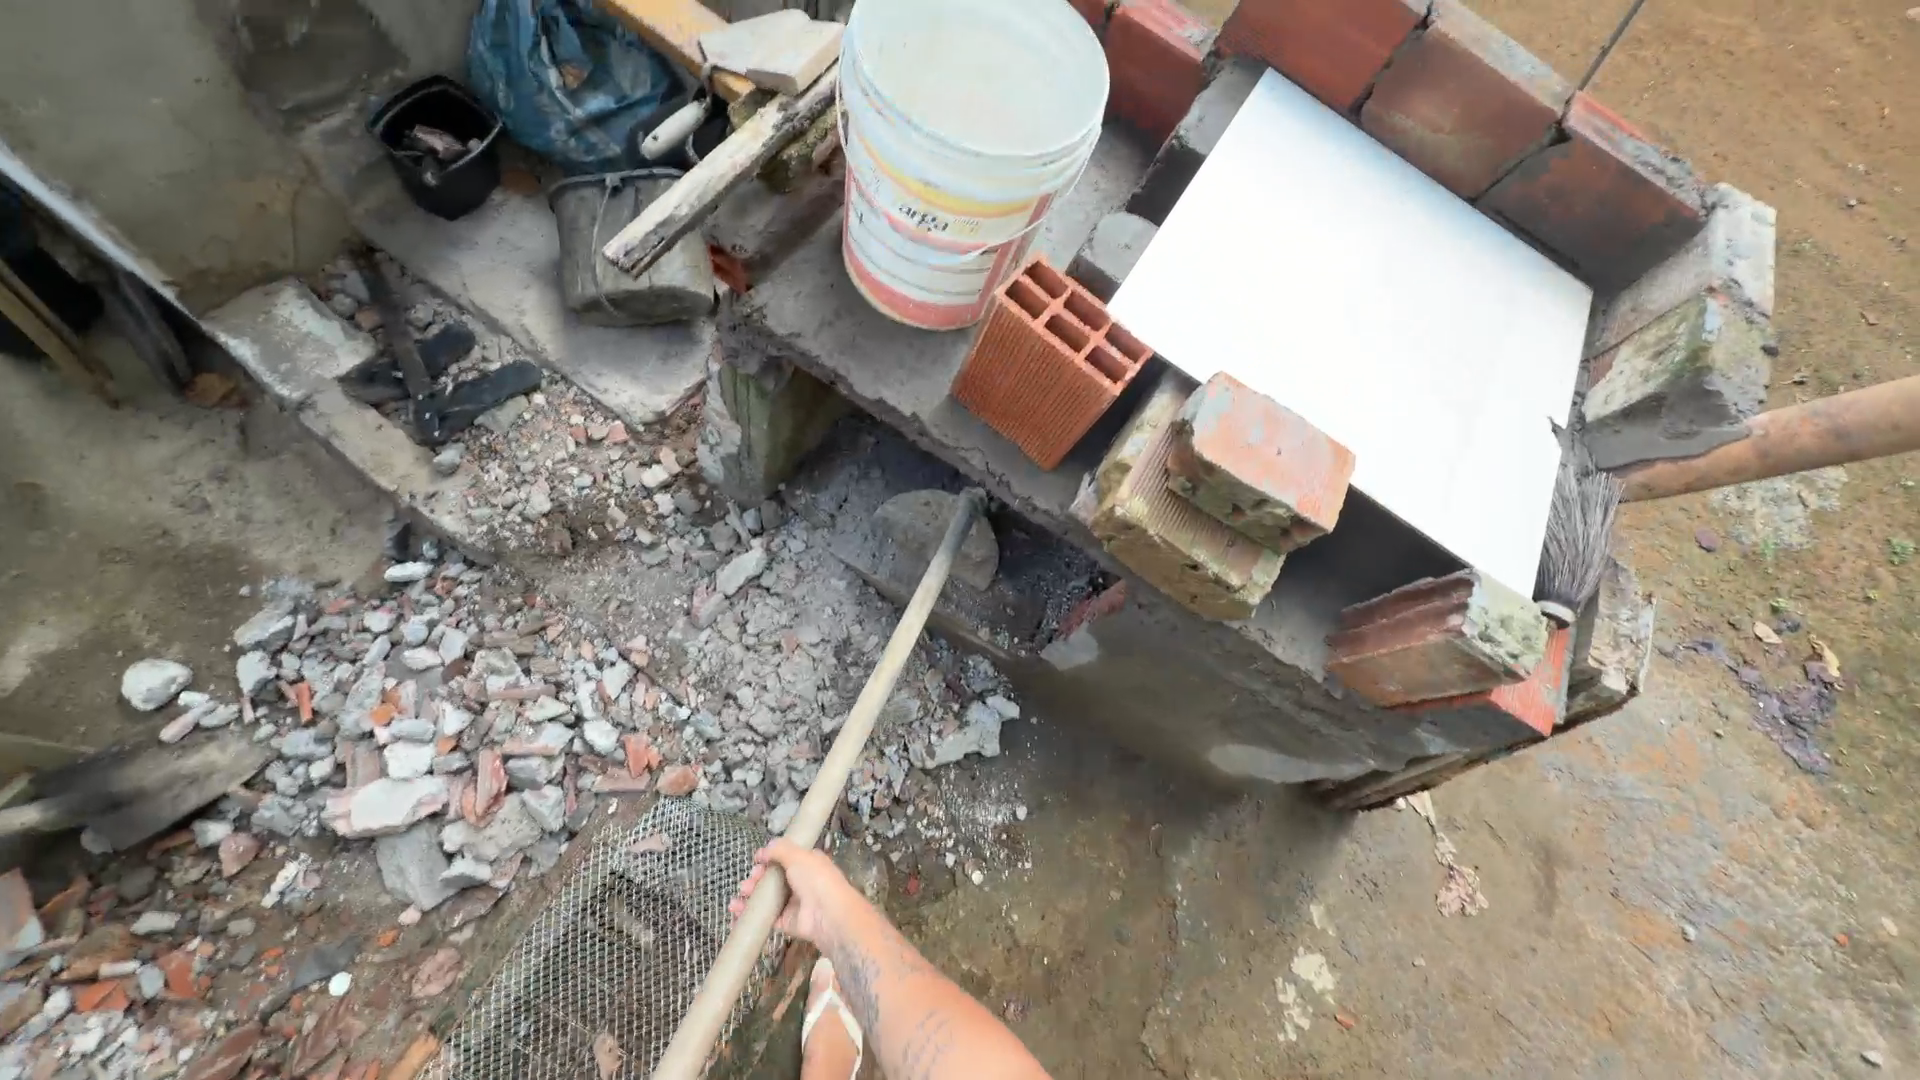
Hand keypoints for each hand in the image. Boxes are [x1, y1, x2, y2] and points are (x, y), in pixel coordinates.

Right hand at [729, 838, 861, 947]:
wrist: (827, 915)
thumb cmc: (815, 879)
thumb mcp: (799, 856)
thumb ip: (780, 849)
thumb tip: (764, 849)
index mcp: (807, 863)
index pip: (785, 857)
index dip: (770, 857)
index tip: (757, 859)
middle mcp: (801, 881)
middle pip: (773, 877)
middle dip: (758, 876)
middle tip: (750, 878)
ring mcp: (793, 902)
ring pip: (767, 896)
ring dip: (751, 893)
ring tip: (742, 893)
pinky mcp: (785, 921)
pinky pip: (765, 916)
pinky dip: (749, 913)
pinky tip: (737, 909)